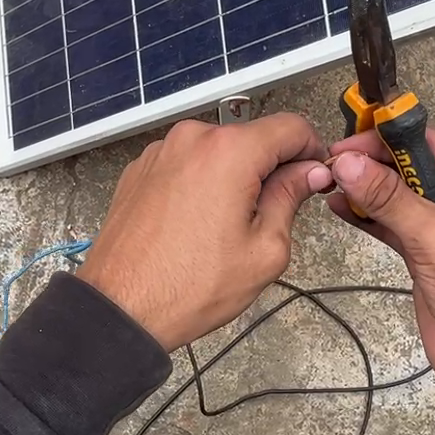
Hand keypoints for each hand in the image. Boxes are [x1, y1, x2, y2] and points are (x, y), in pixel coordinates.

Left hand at [78, 115, 333, 351]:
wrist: (120, 308)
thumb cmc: (190, 286)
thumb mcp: (264, 250)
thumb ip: (291, 198)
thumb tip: (309, 172)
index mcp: (229, 151)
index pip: (290, 126)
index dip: (312, 151)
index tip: (314, 177)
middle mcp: (192, 138)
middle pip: (251, 138)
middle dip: (270, 169)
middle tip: (272, 215)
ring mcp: (160, 151)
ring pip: (217, 151)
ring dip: (233, 177)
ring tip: (227, 227)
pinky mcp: (139, 170)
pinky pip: (186, 164)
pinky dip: (200, 184)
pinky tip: (196, 224)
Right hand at [326, 127, 434, 434]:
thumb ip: (388, 198)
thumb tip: (347, 162)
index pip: (427, 142)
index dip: (383, 140)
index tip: (343, 142)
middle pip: (409, 166)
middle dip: (370, 164)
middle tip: (330, 164)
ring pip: (398, 195)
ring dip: (364, 190)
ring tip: (327, 182)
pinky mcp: (427, 252)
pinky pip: (393, 224)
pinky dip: (367, 216)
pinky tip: (339, 207)